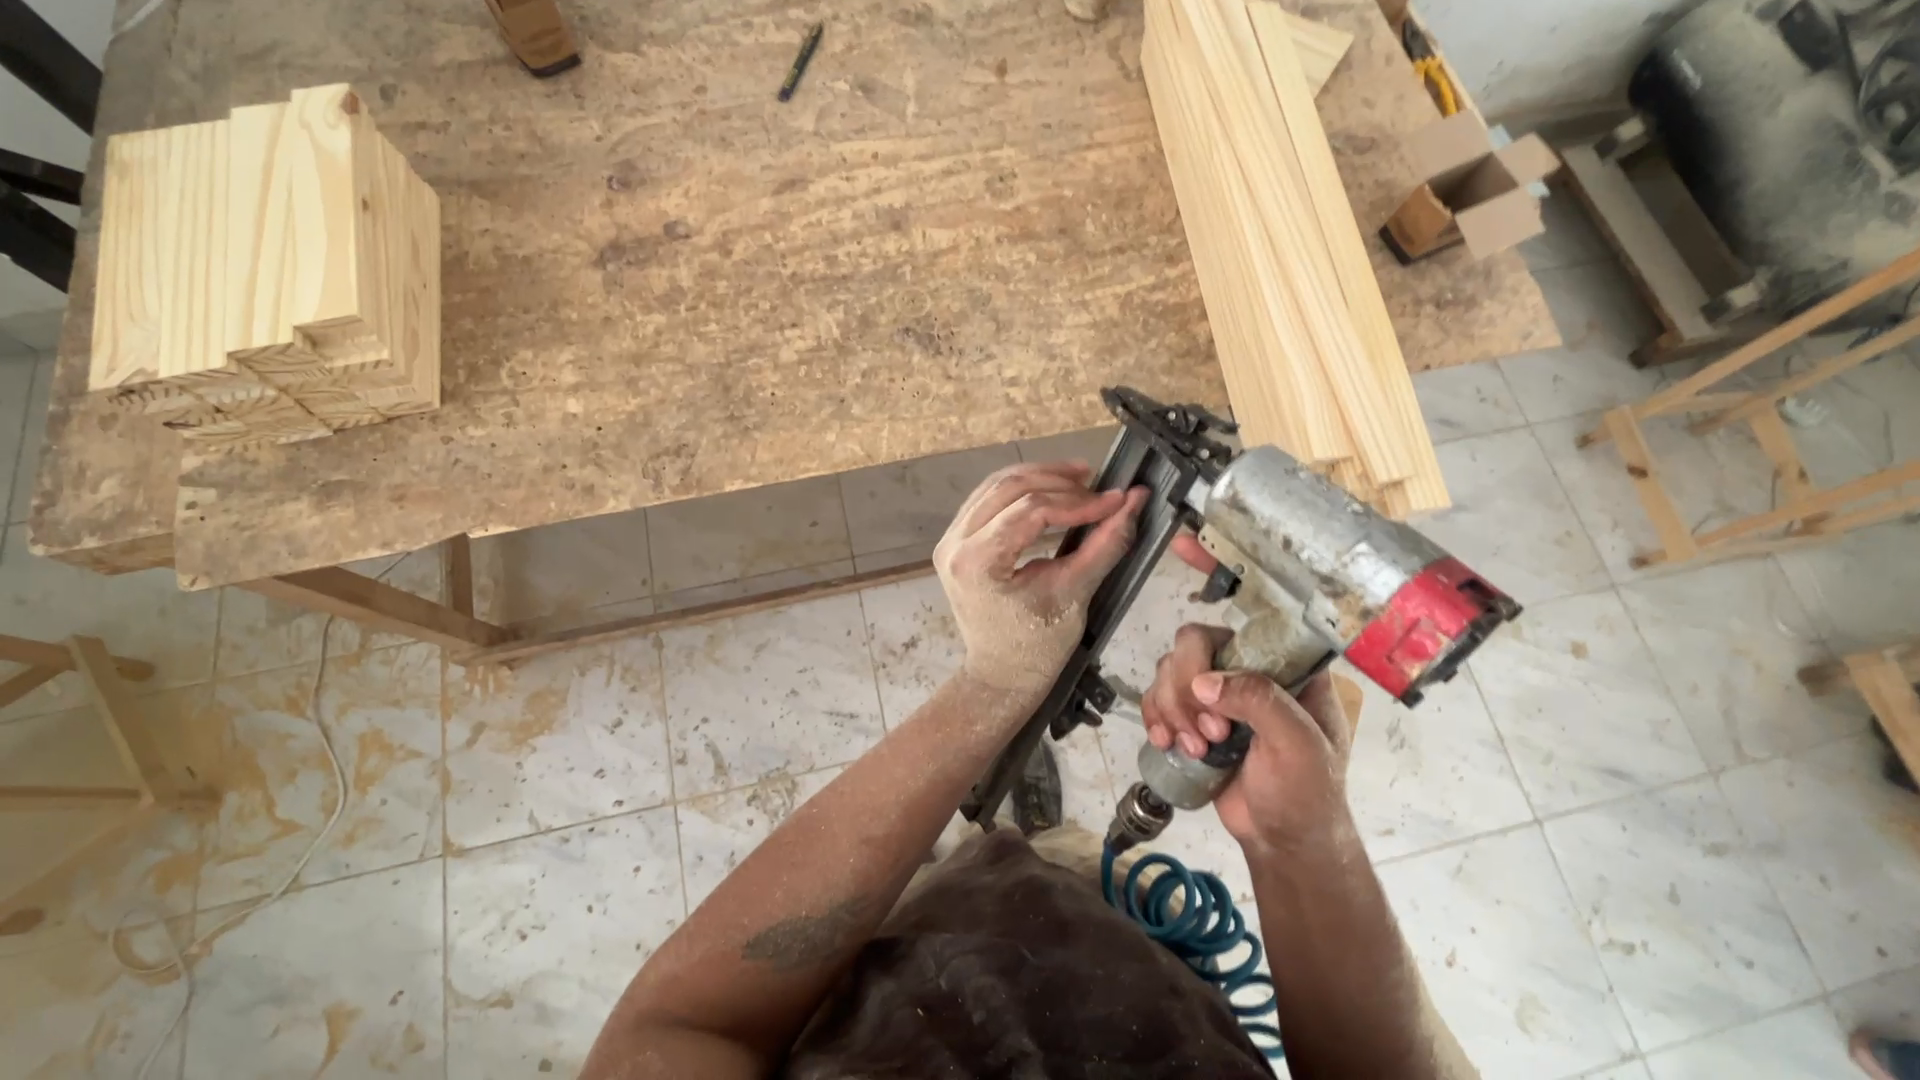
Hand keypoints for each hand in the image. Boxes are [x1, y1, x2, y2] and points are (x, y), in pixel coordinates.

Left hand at [934, 462, 1146, 696]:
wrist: (1003, 674)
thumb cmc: (1038, 645)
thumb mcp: (1075, 594)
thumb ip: (1105, 544)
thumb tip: (1134, 501)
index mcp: (977, 563)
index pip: (1030, 510)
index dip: (1077, 502)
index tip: (1115, 501)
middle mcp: (954, 544)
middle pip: (1009, 488)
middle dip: (1058, 481)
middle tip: (1098, 486)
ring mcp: (950, 540)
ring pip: (996, 486)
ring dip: (1040, 477)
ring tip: (1080, 480)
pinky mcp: (957, 539)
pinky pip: (989, 498)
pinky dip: (1023, 489)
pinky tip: (1053, 489)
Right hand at [1142, 625, 1354, 852]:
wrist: (1282, 843)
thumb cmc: (1304, 794)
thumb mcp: (1298, 745)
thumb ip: (1260, 702)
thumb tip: (1202, 683)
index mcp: (1286, 667)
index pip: (1238, 630)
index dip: (1215, 657)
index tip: (1215, 699)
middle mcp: (1248, 670)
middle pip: (1193, 646)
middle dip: (1187, 691)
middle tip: (1209, 735)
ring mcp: (1218, 695)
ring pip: (1170, 671)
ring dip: (1171, 709)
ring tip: (1193, 750)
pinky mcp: (1192, 719)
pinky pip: (1158, 698)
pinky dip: (1154, 717)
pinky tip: (1165, 742)